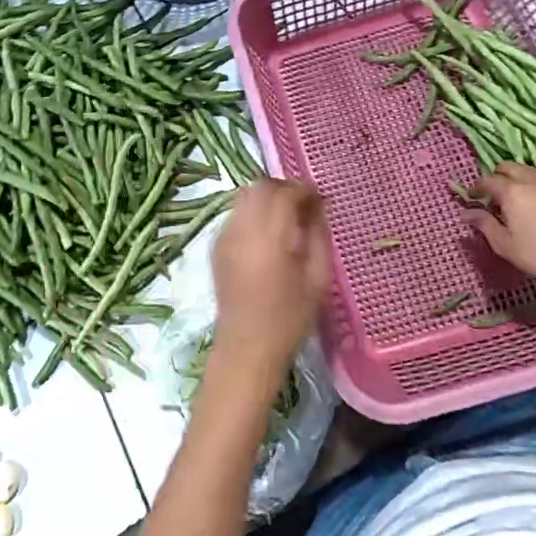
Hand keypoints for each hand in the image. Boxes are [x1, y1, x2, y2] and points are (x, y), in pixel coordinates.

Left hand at [210, 180, 331, 381]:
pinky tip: (267, 233)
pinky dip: (253, 211)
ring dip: (267, 196)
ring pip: (244, 195)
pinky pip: (236, 213)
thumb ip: (318, 234)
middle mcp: (242, 230)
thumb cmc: (289, 318)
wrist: (247, 349)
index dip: (305, 189)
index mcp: (270, 239)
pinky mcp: (216, 246)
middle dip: (284, 188)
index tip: (320, 200)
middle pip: (261, 186)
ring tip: (286, 216)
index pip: (285, 193)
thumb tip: (318, 206)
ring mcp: (224, 237)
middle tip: (304, 205)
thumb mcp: (318, 278)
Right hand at [467, 163, 535, 294]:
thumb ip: (484, 224)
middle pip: (508, 166)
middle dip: (496, 177)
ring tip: (514, 201)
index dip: (476, 188)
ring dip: (515, 179)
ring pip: (528, 171)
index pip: (488, 180)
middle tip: (492, 197)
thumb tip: (467, 212)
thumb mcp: (505, 245)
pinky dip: (533, 186)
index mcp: (512, 191)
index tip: (471, 198)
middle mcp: (532, 180)